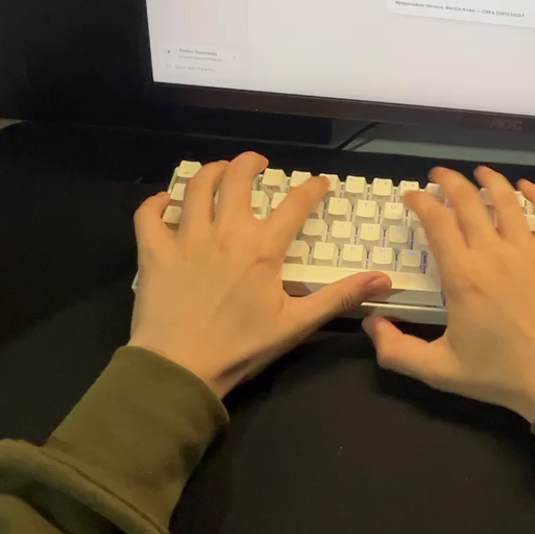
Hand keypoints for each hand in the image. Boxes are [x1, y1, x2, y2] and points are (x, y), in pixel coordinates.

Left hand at [130, 151, 389, 397]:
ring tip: (218, 171)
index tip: (321, 183)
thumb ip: (340, 297)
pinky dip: (156, 203)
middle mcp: (226, 232)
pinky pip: (149, 215)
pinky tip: (165, 202)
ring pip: (195, 187)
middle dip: (250, 163)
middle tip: (258, 164)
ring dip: (209, 172)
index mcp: (263, 248)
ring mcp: (186, 238)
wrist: (179, 370)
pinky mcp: (154, 252)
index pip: (295, 204)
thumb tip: (385, 280)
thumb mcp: (297, 324)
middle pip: (237, 178)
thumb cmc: (241, 348)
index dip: (312, 188)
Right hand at [362, 166, 534, 421]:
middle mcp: (493, 253)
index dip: (421, 201)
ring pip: (507, 199)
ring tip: (479, 172)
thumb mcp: (439, 370)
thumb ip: (397, 350)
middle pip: (468, 200)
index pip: (436, 220)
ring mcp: (529, 249)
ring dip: (490, 179)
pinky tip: (526, 187)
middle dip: (449, 181)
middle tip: (439, 176)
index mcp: (462, 275)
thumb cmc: (499, 374)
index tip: (412, 196)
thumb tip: (370, 323)